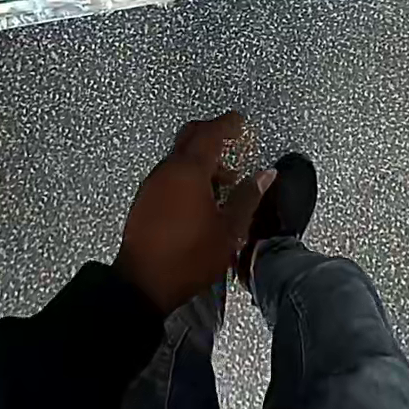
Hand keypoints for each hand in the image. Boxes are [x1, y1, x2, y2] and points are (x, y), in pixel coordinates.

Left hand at [115, 112, 270, 312]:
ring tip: (224, 182)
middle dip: (212, 133)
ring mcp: (152, 184)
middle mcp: (168, 170)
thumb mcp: (229, 229)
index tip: (241, 122)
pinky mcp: (145, 199)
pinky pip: (170, 173)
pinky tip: (203, 198)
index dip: (228, 124)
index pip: (210, 133)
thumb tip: (266, 174)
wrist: (142, 286)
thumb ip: (248, 196)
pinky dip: (188, 174)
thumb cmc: (189, 256)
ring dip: (202, 159)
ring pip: (180, 156)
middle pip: (190, 136)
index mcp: (189, 171)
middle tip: (232, 139)